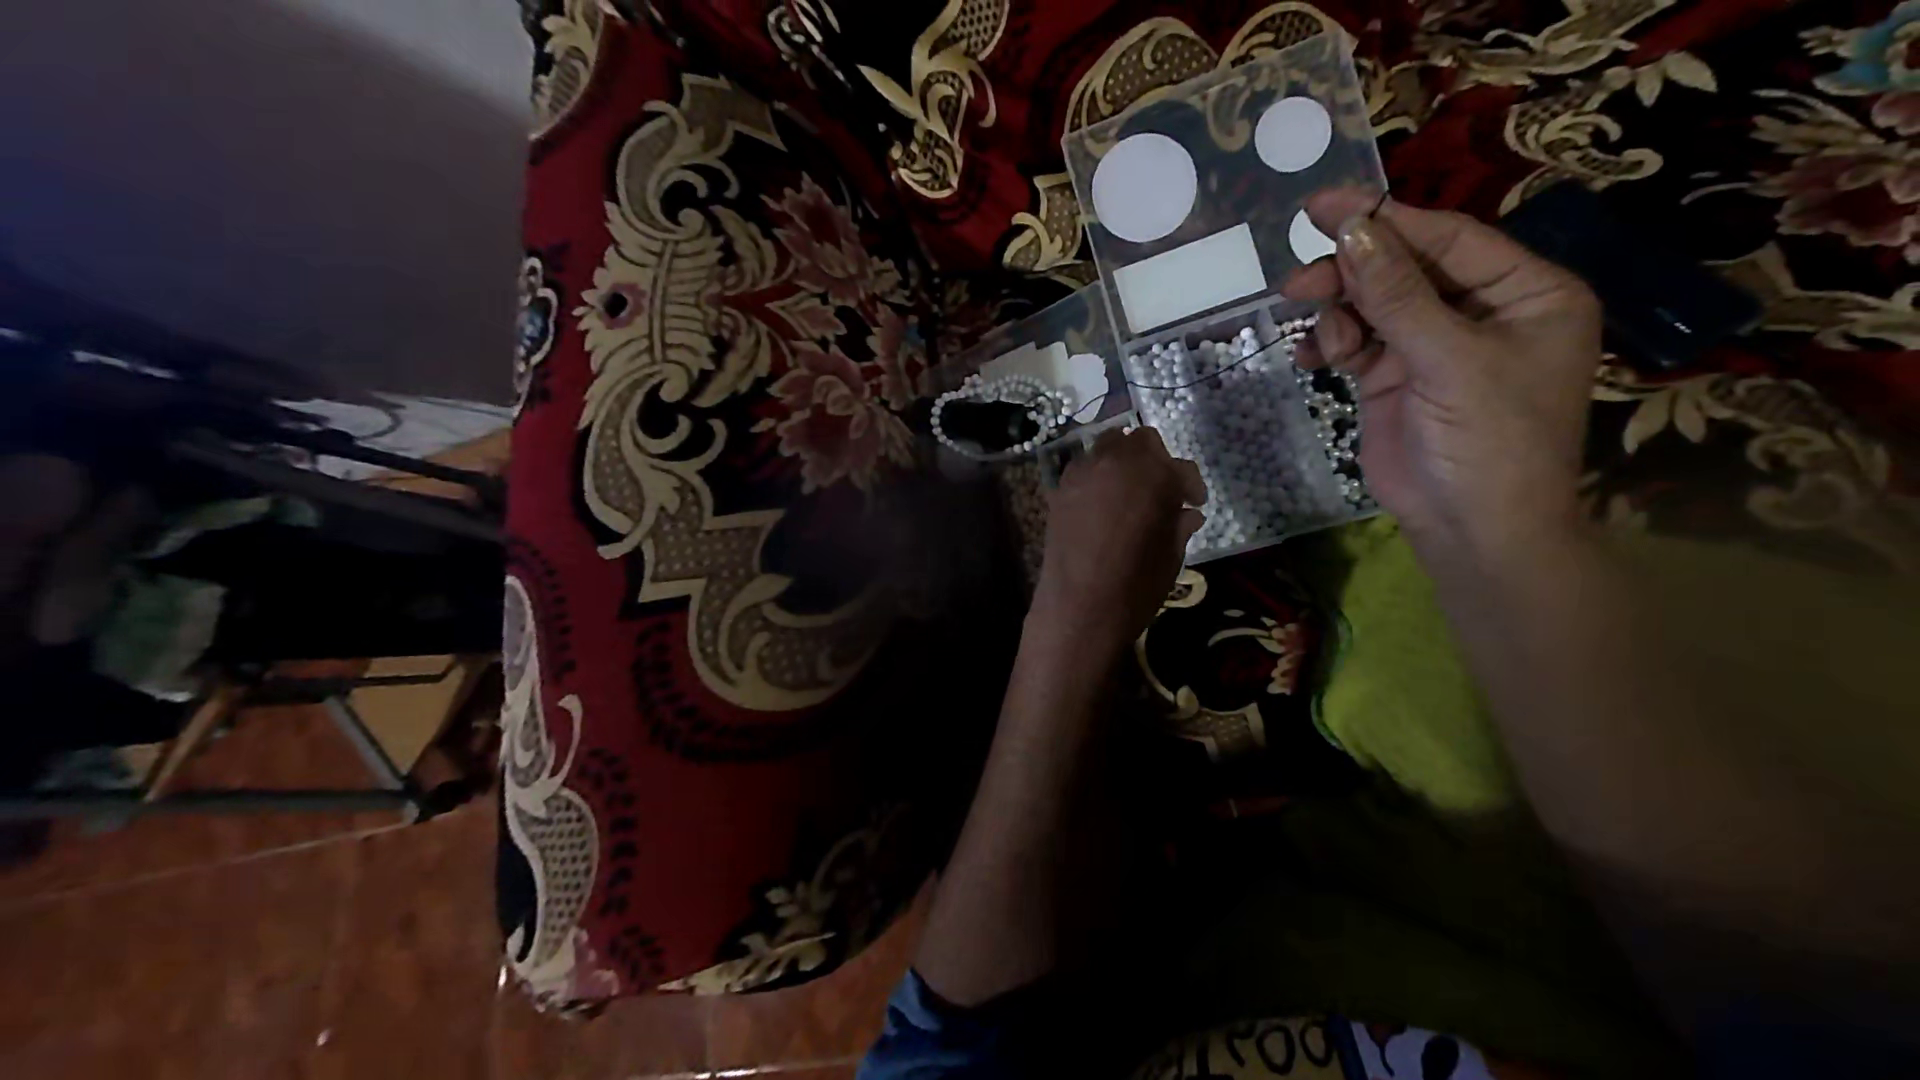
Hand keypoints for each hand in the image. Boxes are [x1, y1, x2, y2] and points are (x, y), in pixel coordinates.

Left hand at [1032, 427, 1205, 646]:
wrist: (1080, 608)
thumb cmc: (1136, 584)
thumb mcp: (1171, 555)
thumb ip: (1180, 524)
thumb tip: (1189, 513)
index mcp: (1154, 475)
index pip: (1181, 468)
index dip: (1191, 486)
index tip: (1194, 503)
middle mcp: (1117, 462)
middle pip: (1141, 441)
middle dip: (1155, 460)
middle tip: (1161, 488)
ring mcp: (1084, 473)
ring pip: (1107, 446)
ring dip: (1123, 461)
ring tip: (1130, 489)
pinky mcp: (1060, 489)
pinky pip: (1083, 468)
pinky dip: (1096, 475)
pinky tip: (1102, 501)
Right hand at [1282, 189, 1601, 564]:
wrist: (1470, 528)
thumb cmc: (1490, 441)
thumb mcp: (1451, 361)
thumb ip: (1398, 296)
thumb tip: (1352, 233)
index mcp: (1525, 293)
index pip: (1448, 240)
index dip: (1386, 221)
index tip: (1323, 206)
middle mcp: (1478, 311)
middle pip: (1403, 270)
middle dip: (1351, 274)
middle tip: (1298, 281)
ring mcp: (1431, 347)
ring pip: (1372, 306)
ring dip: (1338, 314)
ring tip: (1317, 338)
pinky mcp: (1392, 378)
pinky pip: (1354, 344)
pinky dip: (1330, 345)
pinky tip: (1314, 357)